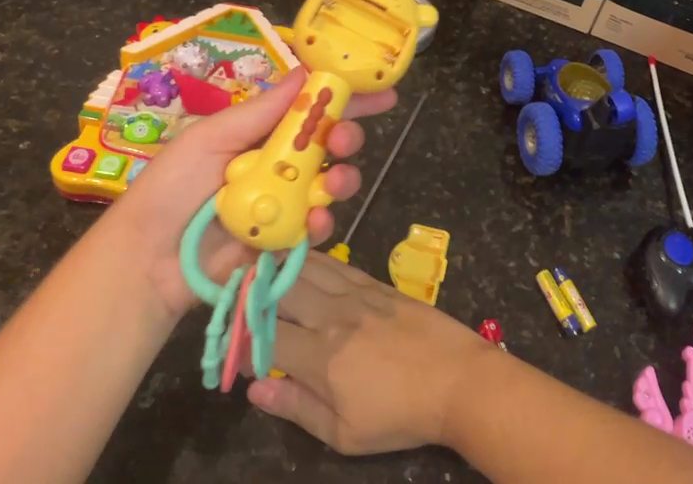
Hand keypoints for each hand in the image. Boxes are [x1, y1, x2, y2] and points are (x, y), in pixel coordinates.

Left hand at [110, 69, 393, 318]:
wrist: (147, 259)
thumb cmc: (172, 187)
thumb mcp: (212, 138)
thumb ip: (262, 110)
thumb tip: (306, 72)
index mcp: (260, 133)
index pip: (310, 109)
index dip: (346, 98)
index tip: (381, 91)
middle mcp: (278, 163)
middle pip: (328, 145)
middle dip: (347, 137)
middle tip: (346, 139)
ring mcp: (284, 201)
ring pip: (331, 184)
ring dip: (343, 179)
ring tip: (335, 184)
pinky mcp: (284, 238)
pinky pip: (316, 226)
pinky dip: (322, 221)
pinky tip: (314, 220)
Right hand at [247, 252, 499, 453]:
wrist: (460, 381)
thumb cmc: (402, 415)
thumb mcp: (345, 433)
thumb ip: (296, 408)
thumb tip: (254, 389)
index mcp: (321, 357)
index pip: (265, 336)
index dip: (242, 336)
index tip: (233, 339)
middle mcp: (334, 317)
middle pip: (281, 291)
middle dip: (252, 289)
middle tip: (233, 286)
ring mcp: (358, 295)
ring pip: (308, 270)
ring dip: (279, 266)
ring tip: (257, 263)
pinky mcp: (379, 285)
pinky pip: (338, 265)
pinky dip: (313, 260)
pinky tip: (301, 259)